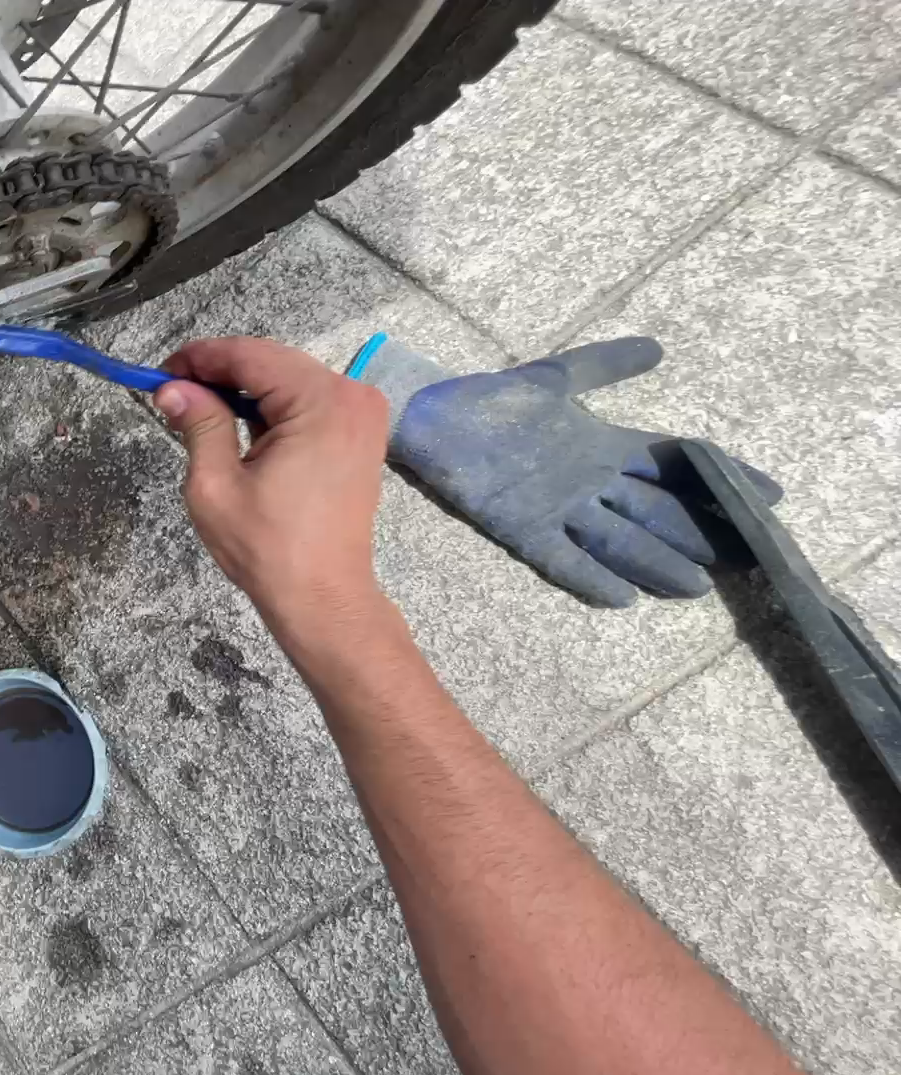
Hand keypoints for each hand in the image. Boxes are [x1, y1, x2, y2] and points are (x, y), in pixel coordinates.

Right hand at [153, 337, 390, 627]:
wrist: (321, 595)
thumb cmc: (266, 547)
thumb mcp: (215, 484)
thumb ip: (198, 424)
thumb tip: (171, 389)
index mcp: (320, 402)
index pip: (250, 356)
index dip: (199, 357)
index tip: (160, 373)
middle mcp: (351, 395)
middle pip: (271, 361)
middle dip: (218, 372)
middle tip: (172, 392)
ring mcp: (361, 414)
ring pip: (287, 379)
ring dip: (240, 389)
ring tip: (195, 410)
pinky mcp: (358, 433)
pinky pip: (305, 401)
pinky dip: (267, 406)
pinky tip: (234, 424)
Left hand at [360, 336, 781, 606]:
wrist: (431, 416)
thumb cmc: (488, 398)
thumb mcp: (554, 378)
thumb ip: (603, 366)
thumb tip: (658, 348)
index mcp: (601, 446)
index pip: (673, 466)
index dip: (719, 480)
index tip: (771, 498)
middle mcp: (586, 482)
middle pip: (654, 511)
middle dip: (695, 534)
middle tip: (740, 561)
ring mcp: (554, 507)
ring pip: (616, 539)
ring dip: (653, 562)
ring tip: (691, 586)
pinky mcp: (517, 526)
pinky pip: (558, 555)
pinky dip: (587, 575)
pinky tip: (619, 597)